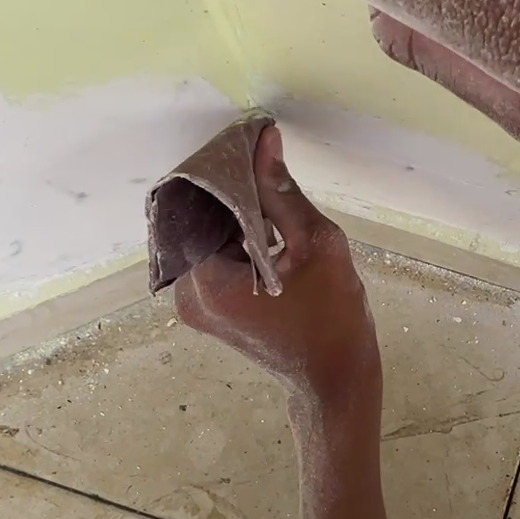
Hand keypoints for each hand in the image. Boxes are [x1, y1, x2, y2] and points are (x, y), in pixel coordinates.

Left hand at [173, 127, 380, 406]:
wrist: (334, 379)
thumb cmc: (333, 318)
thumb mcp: (317, 245)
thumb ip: (283, 191)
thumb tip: (263, 140)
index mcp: (207, 278)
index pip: (202, 200)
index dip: (226, 165)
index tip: (253, 139)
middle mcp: (186, 291)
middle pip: (199, 217)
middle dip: (231, 186)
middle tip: (263, 156)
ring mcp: (193, 303)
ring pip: (207, 235)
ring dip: (236, 210)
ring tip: (270, 188)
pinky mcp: (207, 308)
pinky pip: (215, 256)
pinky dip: (237, 236)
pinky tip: (267, 224)